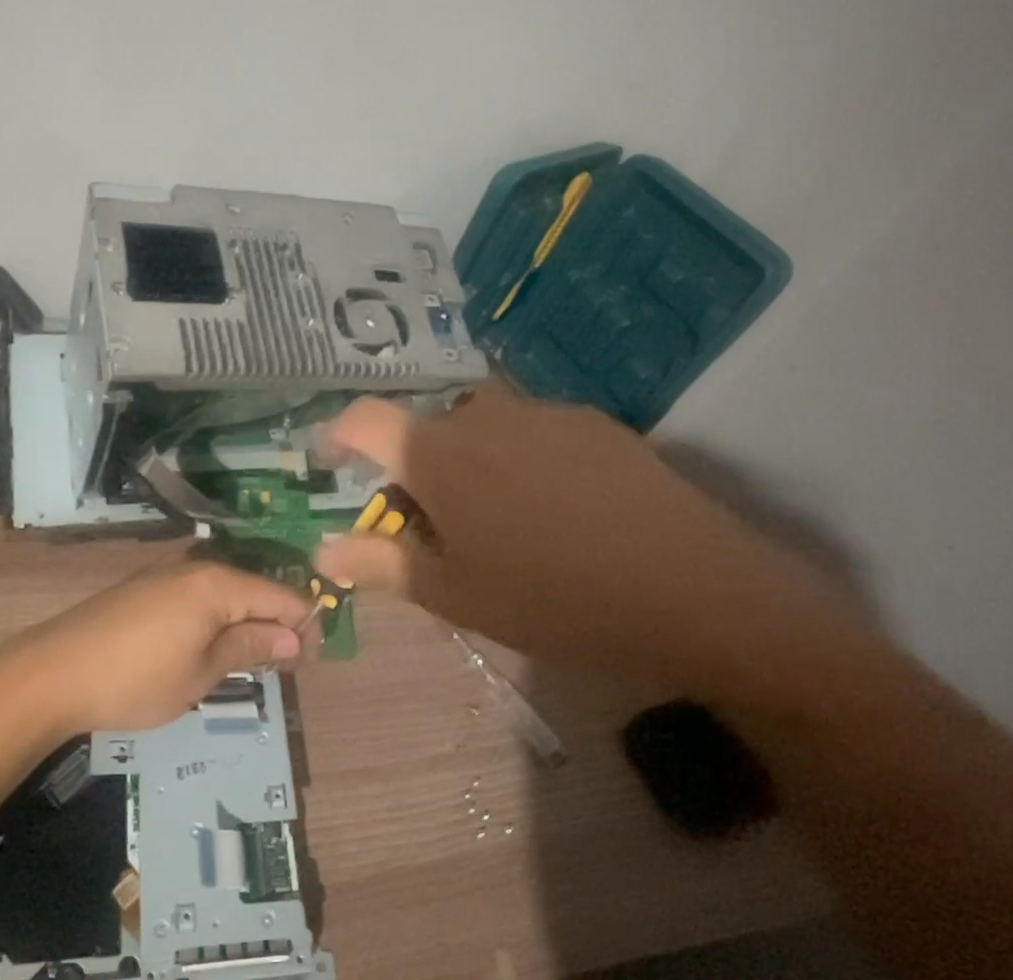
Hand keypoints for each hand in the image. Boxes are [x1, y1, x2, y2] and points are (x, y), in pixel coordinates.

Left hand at [0, 561, 307, 734]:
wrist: (51, 674)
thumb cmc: (136, 679)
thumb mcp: (201, 672)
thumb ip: (249, 647)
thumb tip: (295, 637)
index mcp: (218, 584)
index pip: (282, 595)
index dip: (305, 626)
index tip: (313, 661)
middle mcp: (196, 567)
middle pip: (254, 589)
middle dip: (276, 623)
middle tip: (285, 667)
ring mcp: (166, 575)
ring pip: (225, 593)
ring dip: (245, 622)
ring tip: (252, 661)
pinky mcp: (144, 589)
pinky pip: (197, 596)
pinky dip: (215, 619)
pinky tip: (211, 646)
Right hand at [313, 383, 847, 694]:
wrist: (690, 590)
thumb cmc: (553, 600)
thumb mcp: (456, 594)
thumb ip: (381, 563)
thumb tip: (322, 549)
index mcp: (438, 456)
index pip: (363, 419)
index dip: (336, 434)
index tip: (330, 461)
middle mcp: (483, 416)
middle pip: (426, 427)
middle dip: (414, 466)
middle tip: (432, 522)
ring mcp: (544, 412)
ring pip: (481, 425)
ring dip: (469, 459)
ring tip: (497, 517)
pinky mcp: (594, 422)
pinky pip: (533, 429)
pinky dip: (520, 457)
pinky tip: (554, 508)